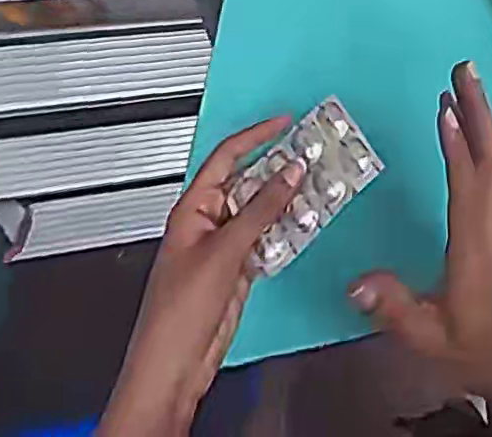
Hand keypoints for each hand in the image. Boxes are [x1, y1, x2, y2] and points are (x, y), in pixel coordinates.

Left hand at [99, 117, 303, 435]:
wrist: (175, 368)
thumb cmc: (178, 312)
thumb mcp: (225, 250)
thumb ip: (261, 209)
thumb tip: (290, 172)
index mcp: (194, 207)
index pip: (227, 157)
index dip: (256, 136)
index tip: (283, 123)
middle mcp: (210, 219)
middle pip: (249, 181)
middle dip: (279, 169)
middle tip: (309, 156)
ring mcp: (225, 243)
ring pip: (262, 209)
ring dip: (287, 199)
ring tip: (316, 185)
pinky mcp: (240, 266)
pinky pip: (268, 235)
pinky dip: (287, 228)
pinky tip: (306, 222)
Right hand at [346, 62, 491, 396]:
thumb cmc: (473, 338)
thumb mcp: (430, 336)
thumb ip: (395, 309)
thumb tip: (353, 285)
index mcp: (473, 241)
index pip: (468, 184)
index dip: (457, 147)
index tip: (446, 108)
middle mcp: (487, 215)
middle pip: (488, 152)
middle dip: (477, 107)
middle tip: (464, 68)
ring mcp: (491, 209)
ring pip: (490, 151)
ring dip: (478, 112)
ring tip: (462, 78)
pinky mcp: (488, 207)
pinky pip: (485, 159)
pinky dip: (474, 131)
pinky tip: (460, 116)